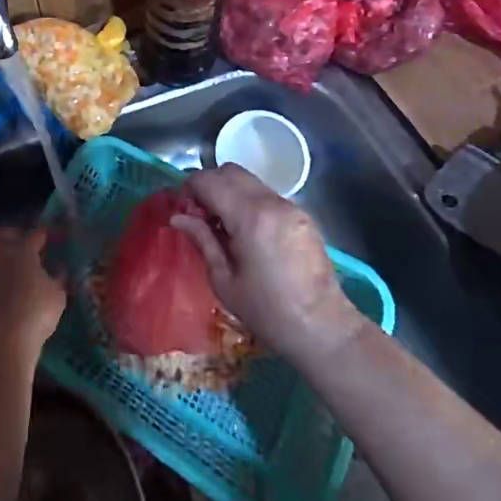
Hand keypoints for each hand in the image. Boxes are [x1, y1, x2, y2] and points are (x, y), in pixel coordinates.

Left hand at [0, 226, 65, 360]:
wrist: (5, 339)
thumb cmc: (37, 310)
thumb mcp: (58, 294)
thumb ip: (59, 278)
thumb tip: (60, 269)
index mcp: (23, 250)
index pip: (35, 235)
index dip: (44, 234)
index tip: (51, 234)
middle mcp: (0, 255)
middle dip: (8, 234)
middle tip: (20, 242)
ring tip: (10, 262)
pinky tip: (2, 283)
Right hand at [170, 165, 368, 362]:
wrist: (322, 328)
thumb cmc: (267, 311)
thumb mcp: (224, 280)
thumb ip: (202, 240)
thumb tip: (178, 218)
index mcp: (249, 217)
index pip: (210, 180)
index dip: (191, 188)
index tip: (184, 209)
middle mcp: (271, 202)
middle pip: (231, 171)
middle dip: (210, 185)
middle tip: (201, 215)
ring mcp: (291, 206)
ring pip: (251, 181)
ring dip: (231, 192)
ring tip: (224, 225)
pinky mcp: (303, 216)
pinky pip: (268, 195)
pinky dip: (250, 201)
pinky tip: (248, 233)